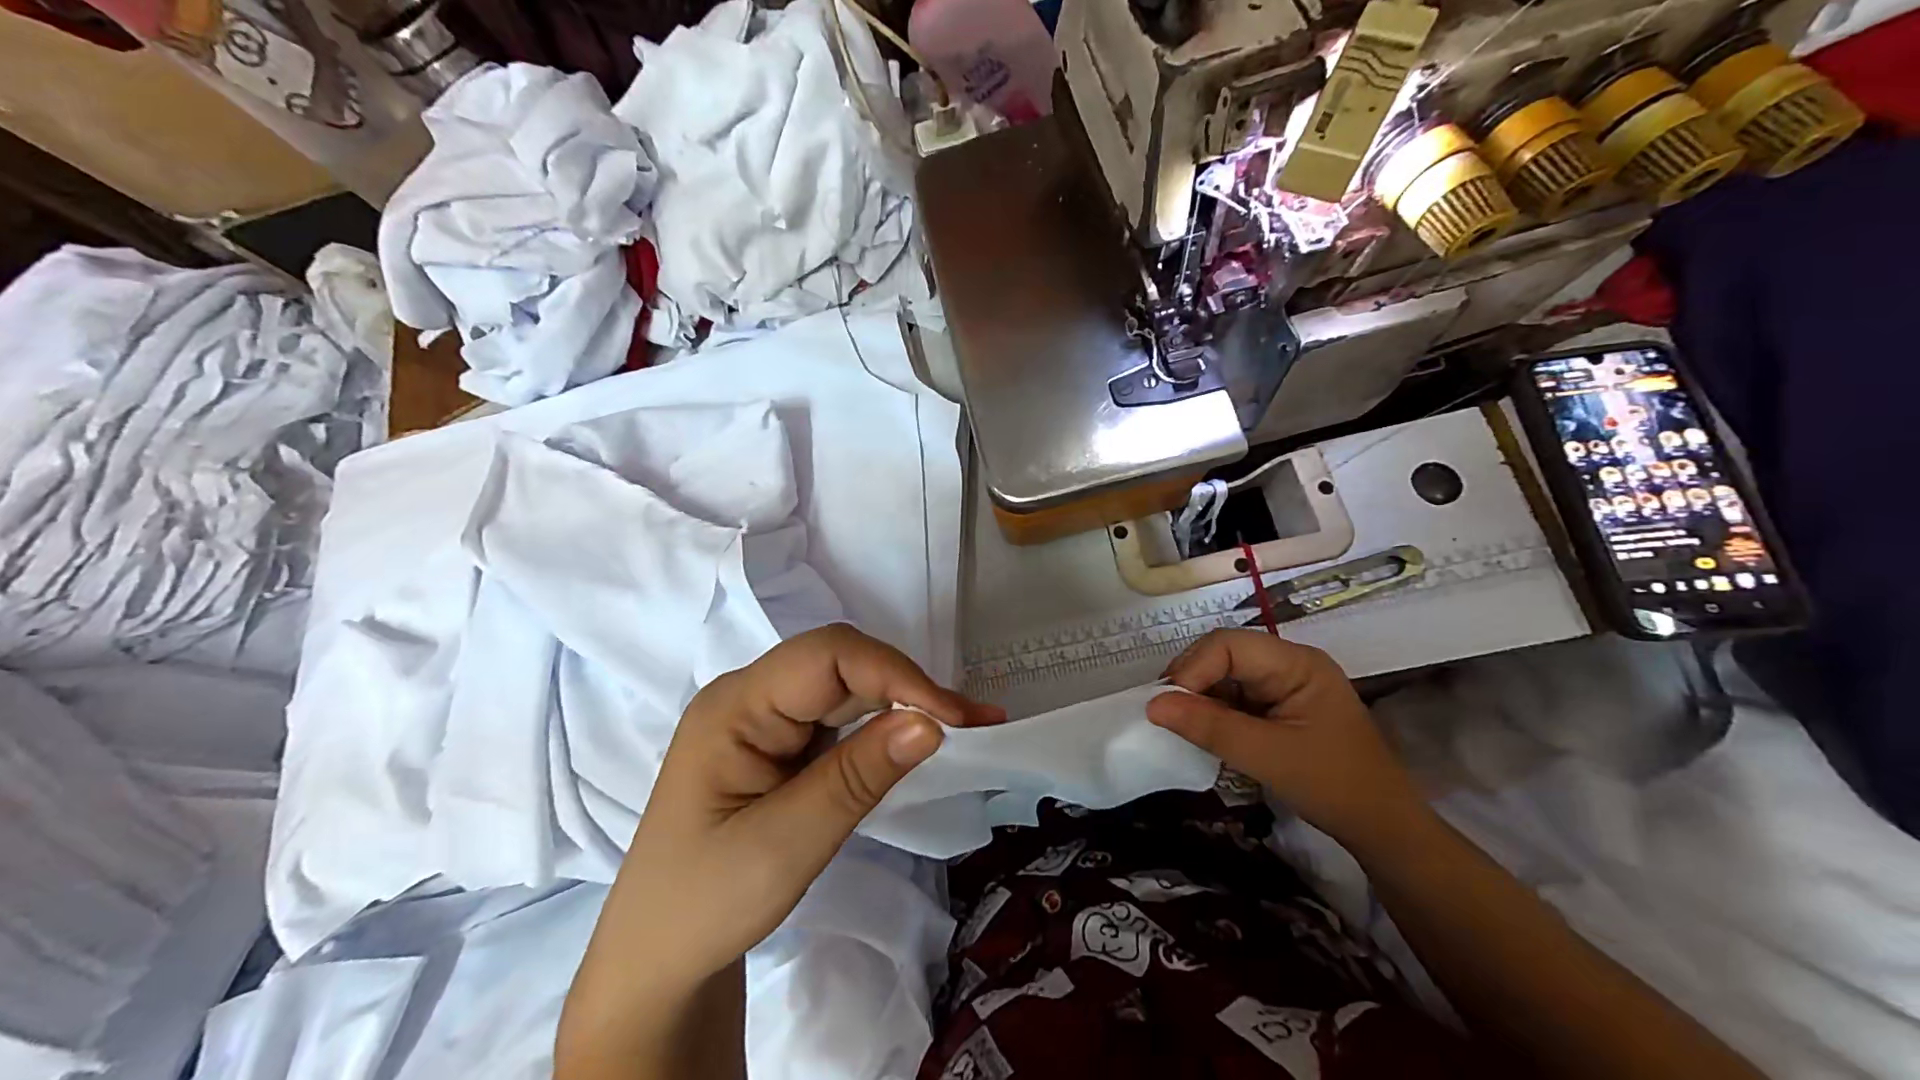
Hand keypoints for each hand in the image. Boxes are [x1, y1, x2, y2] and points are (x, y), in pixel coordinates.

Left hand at [610, 623, 1002, 991]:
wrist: (657, 960)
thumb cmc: (705, 904)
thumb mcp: (784, 844)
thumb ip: (856, 777)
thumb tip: (932, 722)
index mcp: (734, 707)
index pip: (827, 656)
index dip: (895, 673)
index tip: (952, 718)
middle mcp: (748, 698)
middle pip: (839, 665)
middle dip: (907, 686)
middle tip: (974, 723)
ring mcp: (764, 721)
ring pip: (844, 689)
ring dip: (901, 704)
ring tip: (962, 730)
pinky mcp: (779, 746)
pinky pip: (838, 720)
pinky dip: (882, 729)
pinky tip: (914, 742)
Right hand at [1146, 629, 1428, 849]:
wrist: (1382, 828)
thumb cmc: (1332, 785)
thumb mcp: (1267, 756)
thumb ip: (1209, 727)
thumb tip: (1152, 706)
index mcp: (1297, 663)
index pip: (1229, 645)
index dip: (1193, 668)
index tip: (1167, 705)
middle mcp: (1289, 664)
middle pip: (1224, 654)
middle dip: (1192, 681)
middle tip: (1166, 714)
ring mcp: (1284, 684)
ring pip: (1224, 675)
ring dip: (1199, 698)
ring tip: (1180, 725)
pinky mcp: (1278, 706)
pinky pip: (1234, 696)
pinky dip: (1213, 712)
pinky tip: (1202, 731)